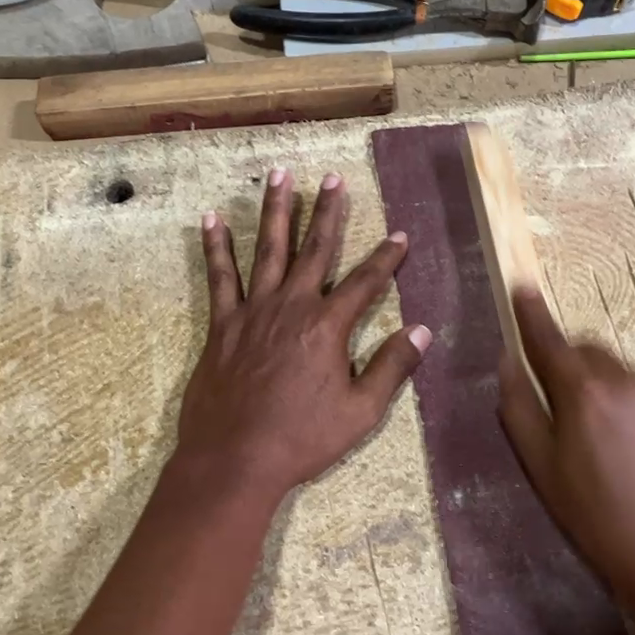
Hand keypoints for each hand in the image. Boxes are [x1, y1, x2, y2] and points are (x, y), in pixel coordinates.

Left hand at [173, 168, 430, 505]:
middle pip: (315, 249)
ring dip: (276, 210)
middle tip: (334, 177)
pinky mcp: (222, 324)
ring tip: (280, 175)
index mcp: (327, 327)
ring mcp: (253, 311)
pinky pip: (219, 276)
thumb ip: (391, 367)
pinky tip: (211, 218)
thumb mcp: (360, 411)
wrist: (234, 459)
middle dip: (328, 212)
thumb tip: (422, 331)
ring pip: (268, 249)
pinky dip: (216, 246)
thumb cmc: (301, 439)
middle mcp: (291, 307)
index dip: (386, 258)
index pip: (365, 282)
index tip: (400, 234)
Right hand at [498, 287, 634, 612]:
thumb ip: (518, 408)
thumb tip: (507, 362)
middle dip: (571, 368)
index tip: (522, 286)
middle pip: (588, 353)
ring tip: (611, 447)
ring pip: (622, 374)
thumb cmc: (598, 520)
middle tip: (566, 414)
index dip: (531, 313)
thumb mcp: (541, 470)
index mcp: (583, 392)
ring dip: (606, 392)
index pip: (549, 339)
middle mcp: (627, 380)